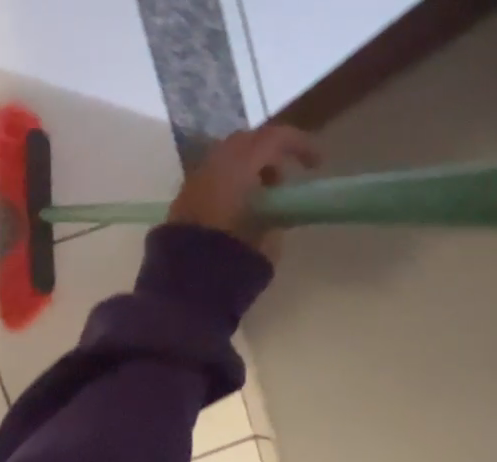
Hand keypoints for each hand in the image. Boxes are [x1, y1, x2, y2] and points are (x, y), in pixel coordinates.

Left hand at [169, 126, 323, 260]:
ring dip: (247, 171)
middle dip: (269, 156)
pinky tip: (236, 212)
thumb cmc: (227, 265)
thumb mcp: (264, 246)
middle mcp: (211, 166)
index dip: (298, 145)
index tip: (316, 164)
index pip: (272, 138)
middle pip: (246, 143)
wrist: (180, 288)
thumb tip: (275, 217)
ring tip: (260, 202)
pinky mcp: (180, 202)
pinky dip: (228, 186)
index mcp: (236, 168)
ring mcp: (192, 183)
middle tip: (283, 183)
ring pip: (225, 160)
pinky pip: (210, 180)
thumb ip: (275, 222)